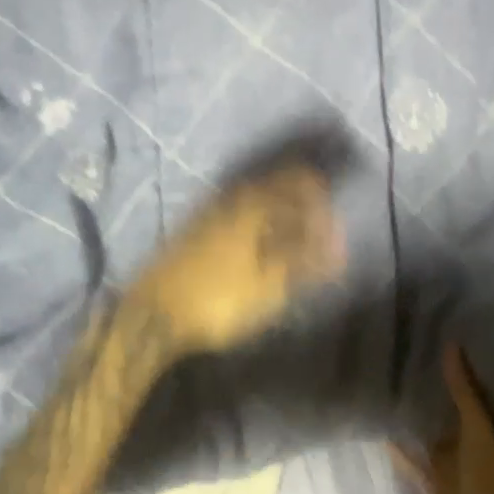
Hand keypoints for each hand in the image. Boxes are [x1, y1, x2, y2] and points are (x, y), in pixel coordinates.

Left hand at [133, 164, 344, 355]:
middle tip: (317, 218)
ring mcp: (206, 212)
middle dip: (298, 198)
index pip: (295, 180)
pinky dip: (254, 221)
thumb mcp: (271, 285)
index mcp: (253, 204)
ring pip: (251, 199)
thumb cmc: (218, 299)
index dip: (318, 190)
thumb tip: (341, 242)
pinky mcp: (190, 230)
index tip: (334, 206)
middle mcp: (230, 198)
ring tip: (292, 230)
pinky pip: (234, 211)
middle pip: (272, 186)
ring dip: (276, 209)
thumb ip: (307, 259)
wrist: (152, 313)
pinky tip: (256, 240)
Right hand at [392, 344, 493, 493]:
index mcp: (475, 424)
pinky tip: (379, 433)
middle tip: (397, 361)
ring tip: (383, 391)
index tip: (427, 341)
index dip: (447, 369)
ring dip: (409, 420)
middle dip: (423, 392)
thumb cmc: (488, 473)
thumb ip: (463, 390)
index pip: (460, 390)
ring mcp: (442, 461)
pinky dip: (396, 449)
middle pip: (439, 411)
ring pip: (422, 434)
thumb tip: (451, 344)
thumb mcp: (477, 426)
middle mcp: (458, 439)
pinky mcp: (427, 480)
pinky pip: (408, 460)